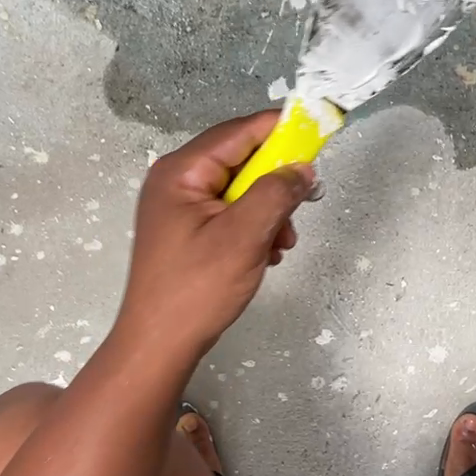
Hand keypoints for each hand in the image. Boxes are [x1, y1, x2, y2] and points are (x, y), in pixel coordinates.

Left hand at [115, 110, 315, 361]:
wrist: (159, 345)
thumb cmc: (196, 288)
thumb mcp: (244, 236)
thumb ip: (276, 193)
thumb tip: (303, 168)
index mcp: (180, 171)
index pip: (238, 132)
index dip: (279, 130)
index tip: (317, 133)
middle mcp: (177, 180)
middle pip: (240, 160)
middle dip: (275, 182)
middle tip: (300, 206)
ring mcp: (181, 206)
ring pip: (241, 189)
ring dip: (269, 210)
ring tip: (281, 243)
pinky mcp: (189, 230)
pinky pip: (232, 212)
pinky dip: (255, 227)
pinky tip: (266, 253)